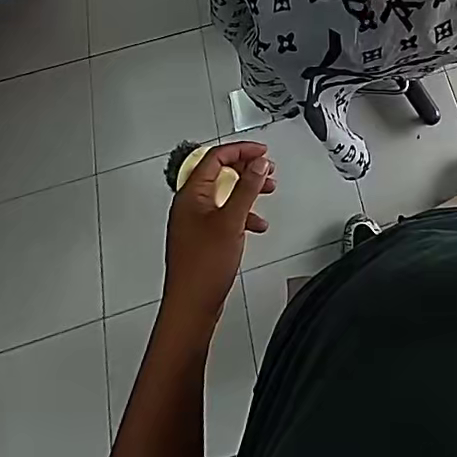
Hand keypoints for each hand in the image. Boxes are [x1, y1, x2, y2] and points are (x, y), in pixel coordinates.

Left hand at [163, 141, 276, 324]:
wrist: (192, 306)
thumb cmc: (203, 268)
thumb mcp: (232, 220)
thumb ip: (247, 187)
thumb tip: (257, 163)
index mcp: (191, 195)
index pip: (215, 157)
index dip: (240, 150)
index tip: (261, 151)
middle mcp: (190, 205)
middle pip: (220, 172)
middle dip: (246, 168)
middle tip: (266, 167)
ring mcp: (195, 221)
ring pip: (224, 192)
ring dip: (247, 188)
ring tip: (266, 188)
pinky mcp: (203, 236)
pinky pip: (225, 212)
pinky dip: (243, 211)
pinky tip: (256, 222)